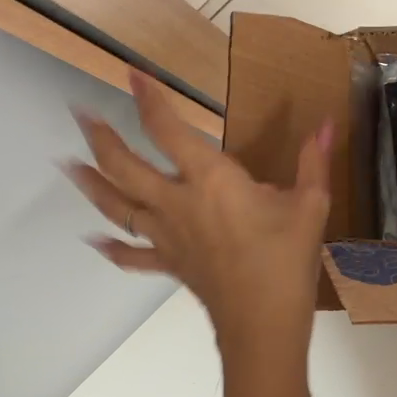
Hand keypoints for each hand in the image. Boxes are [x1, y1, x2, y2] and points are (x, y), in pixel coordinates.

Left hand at [65, 71, 332, 342]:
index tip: (132, 74)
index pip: (170, 131)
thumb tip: (328, 124)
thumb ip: (314, 162)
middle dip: (101, 137)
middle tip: (81, 114)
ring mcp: (167, 236)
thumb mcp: (312, 205)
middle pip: (125, 166)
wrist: (263, 322)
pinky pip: (132, 255)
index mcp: (212, 181)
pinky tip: (94, 241)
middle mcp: (178, 203)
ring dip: (91, 182)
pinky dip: (112, 248)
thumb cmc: (287, 260)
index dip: (150, 100)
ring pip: (118, 206)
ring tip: (68, 163)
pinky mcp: (170, 265)